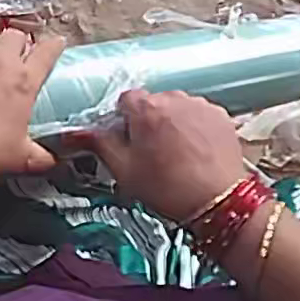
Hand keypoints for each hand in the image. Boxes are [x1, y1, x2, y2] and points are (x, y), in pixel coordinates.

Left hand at [0, 28, 65, 178]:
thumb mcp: (19, 158)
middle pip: (15, 35)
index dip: (54, 45)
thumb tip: (53, 162)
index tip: (56, 44)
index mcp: (25, 80)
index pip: (48, 51)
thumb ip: (40, 157)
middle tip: (10, 58)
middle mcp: (0, 59)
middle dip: (15, 43)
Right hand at [73, 91, 248, 222]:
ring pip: (177, 108)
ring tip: (175, 156)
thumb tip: (78, 134)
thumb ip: (100, 144)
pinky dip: (196, 128)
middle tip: (150, 153)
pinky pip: (200, 115)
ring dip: (173, 124)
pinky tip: (195, 153)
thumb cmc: (171, 189)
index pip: (125, 100)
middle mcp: (175, 99)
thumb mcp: (124, 170)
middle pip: (153, 102)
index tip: (126, 138)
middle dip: (149, 122)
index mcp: (146, 108)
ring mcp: (200, 106)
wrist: (218, 201)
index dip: (123, 120)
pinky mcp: (220, 116)